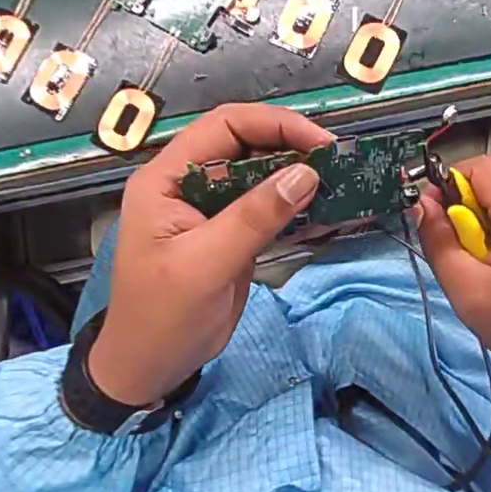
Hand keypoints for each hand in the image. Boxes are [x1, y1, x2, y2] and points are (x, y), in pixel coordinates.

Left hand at [88, 104, 333, 405]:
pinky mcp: (230, 233)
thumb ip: (252, 218)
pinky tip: (325, 210)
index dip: (275, 125)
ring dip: (298, 176)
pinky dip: (295, 206)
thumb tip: (305, 173)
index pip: (223, 126)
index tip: (320, 143)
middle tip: (338, 164)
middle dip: (292, 148)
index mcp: (166, 178)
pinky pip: (265, 208)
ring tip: (340, 182)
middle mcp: (187, 183)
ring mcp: (211, 208)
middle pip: (245, 144)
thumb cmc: (161, 316)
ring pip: (259, 175)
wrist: (150, 366)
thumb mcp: (203, 265)